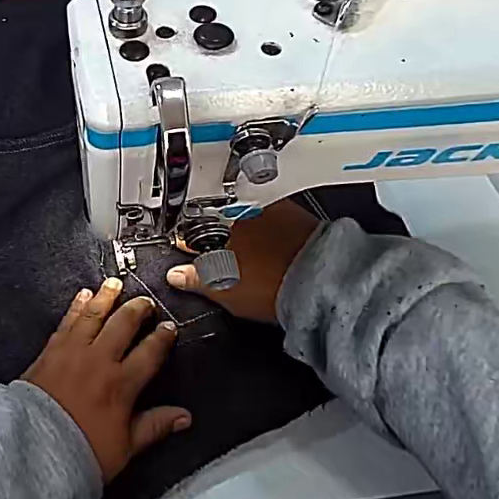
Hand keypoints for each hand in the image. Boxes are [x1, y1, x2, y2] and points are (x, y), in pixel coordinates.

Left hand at [24, 277, 190, 481]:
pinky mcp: (51, 350)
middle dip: (138, 309)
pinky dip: (77, 306)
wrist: (32, 449)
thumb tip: (183, 417)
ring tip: (115, 283)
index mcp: (121, 384)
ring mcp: (74, 352)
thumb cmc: (79, 453)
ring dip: (107, 297)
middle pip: (124, 324)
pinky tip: (82, 295)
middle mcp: (100, 361)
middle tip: (146, 302)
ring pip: (95, 315)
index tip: (169, 328)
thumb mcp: (125, 447)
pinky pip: (68, 320)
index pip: (150, 353)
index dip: (162, 338)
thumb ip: (155, 426)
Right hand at [166, 198, 320, 322]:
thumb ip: (195, 278)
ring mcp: (270, 210)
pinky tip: (274, 250)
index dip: (190, 245)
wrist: (322, 281)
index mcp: (222, 225)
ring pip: (246, 219)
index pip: (195, 232)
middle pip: (221, 222)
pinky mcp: (295, 214)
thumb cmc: (274, 285)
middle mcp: (244, 211)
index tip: (188, 250)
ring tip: (252, 257)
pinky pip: (272, 219)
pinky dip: (269, 230)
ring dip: (244, 232)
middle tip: (224, 259)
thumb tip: (176, 275)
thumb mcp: (224, 288)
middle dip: (218, 237)